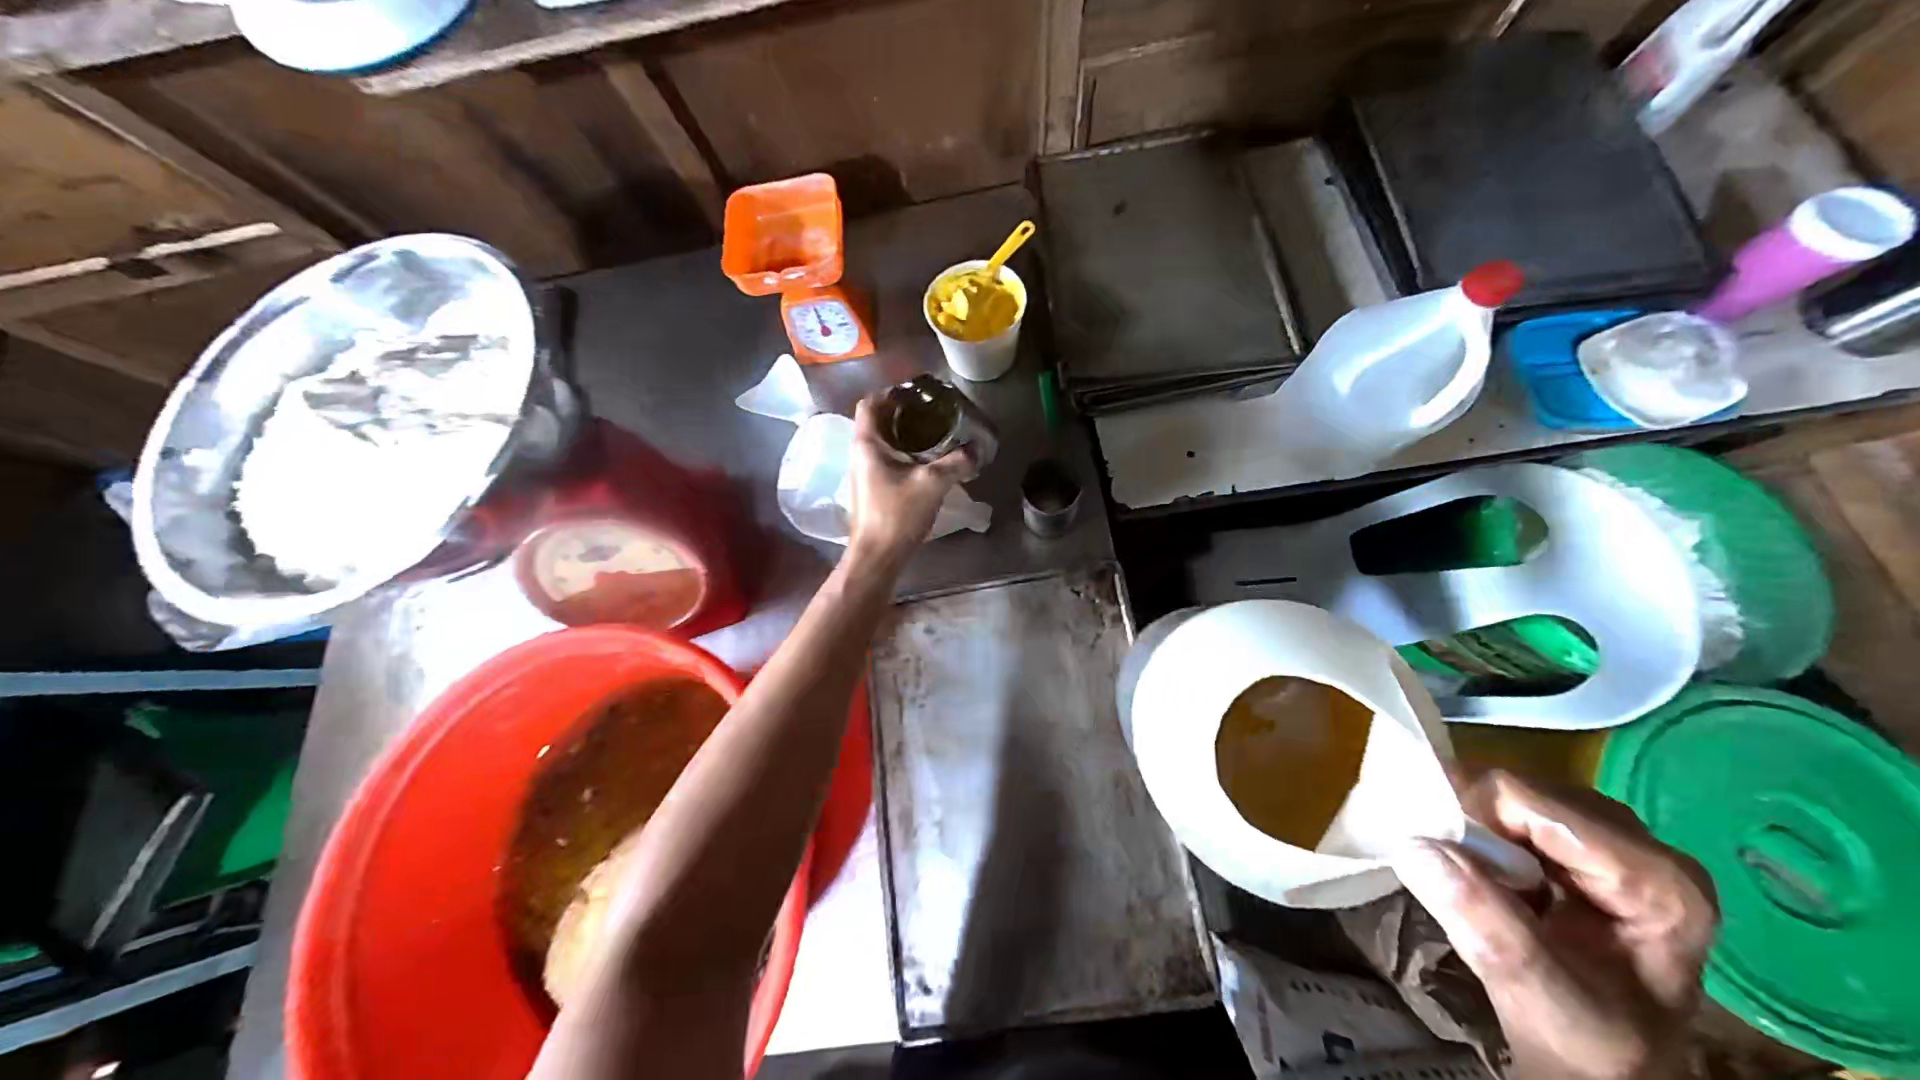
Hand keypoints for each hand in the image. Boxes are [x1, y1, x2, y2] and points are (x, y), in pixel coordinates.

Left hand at [846, 396, 972, 564]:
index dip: (890, 393)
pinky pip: (887, 461)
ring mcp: (863, 474)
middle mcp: (860, 454)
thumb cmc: (896, 515)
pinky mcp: (872, 491)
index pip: (869, 404)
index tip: (916, 395)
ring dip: (905, 436)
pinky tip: (927, 462)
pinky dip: (905, 455)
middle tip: (932, 413)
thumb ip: (956, 462)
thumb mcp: (932, 484)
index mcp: (866, 444)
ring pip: (883, 444)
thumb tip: (976, 449)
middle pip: (878, 422)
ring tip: (934, 435)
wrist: (877, 557)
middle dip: (903, 414)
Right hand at [1393, 771, 1718, 1079]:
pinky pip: (1519, 808)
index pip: (1529, 801)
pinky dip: (1485, 830)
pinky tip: (1487, 870)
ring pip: (1517, 794)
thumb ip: (1489, 929)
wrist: (1609, 1068)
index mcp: (1659, 883)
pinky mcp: (1592, 843)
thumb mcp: (1537, 1000)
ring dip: (1476, 826)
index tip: (1443, 861)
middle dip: (1472, 822)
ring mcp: (1620, 841)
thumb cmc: (1588, 1044)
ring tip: (1470, 876)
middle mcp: (1648, 848)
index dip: (1469, 818)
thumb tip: (1418, 849)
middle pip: (1523, 791)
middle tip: (1454, 872)